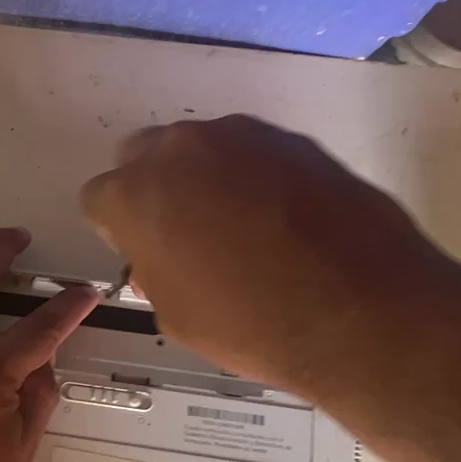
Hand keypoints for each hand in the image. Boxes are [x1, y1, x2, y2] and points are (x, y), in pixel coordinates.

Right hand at [79, 116, 460, 395]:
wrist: (362, 314)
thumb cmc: (250, 324)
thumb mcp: (174, 312)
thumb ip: (152, 270)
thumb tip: (160, 257)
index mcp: (134, 194)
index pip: (98, 198)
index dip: (116, 228)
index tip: (141, 250)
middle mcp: (179, 150)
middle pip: (142, 155)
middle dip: (153, 187)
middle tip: (182, 231)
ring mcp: (241, 137)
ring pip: (199, 149)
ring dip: (203, 177)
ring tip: (237, 226)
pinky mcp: (294, 139)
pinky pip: (252, 154)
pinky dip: (253, 177)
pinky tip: (279, 219)